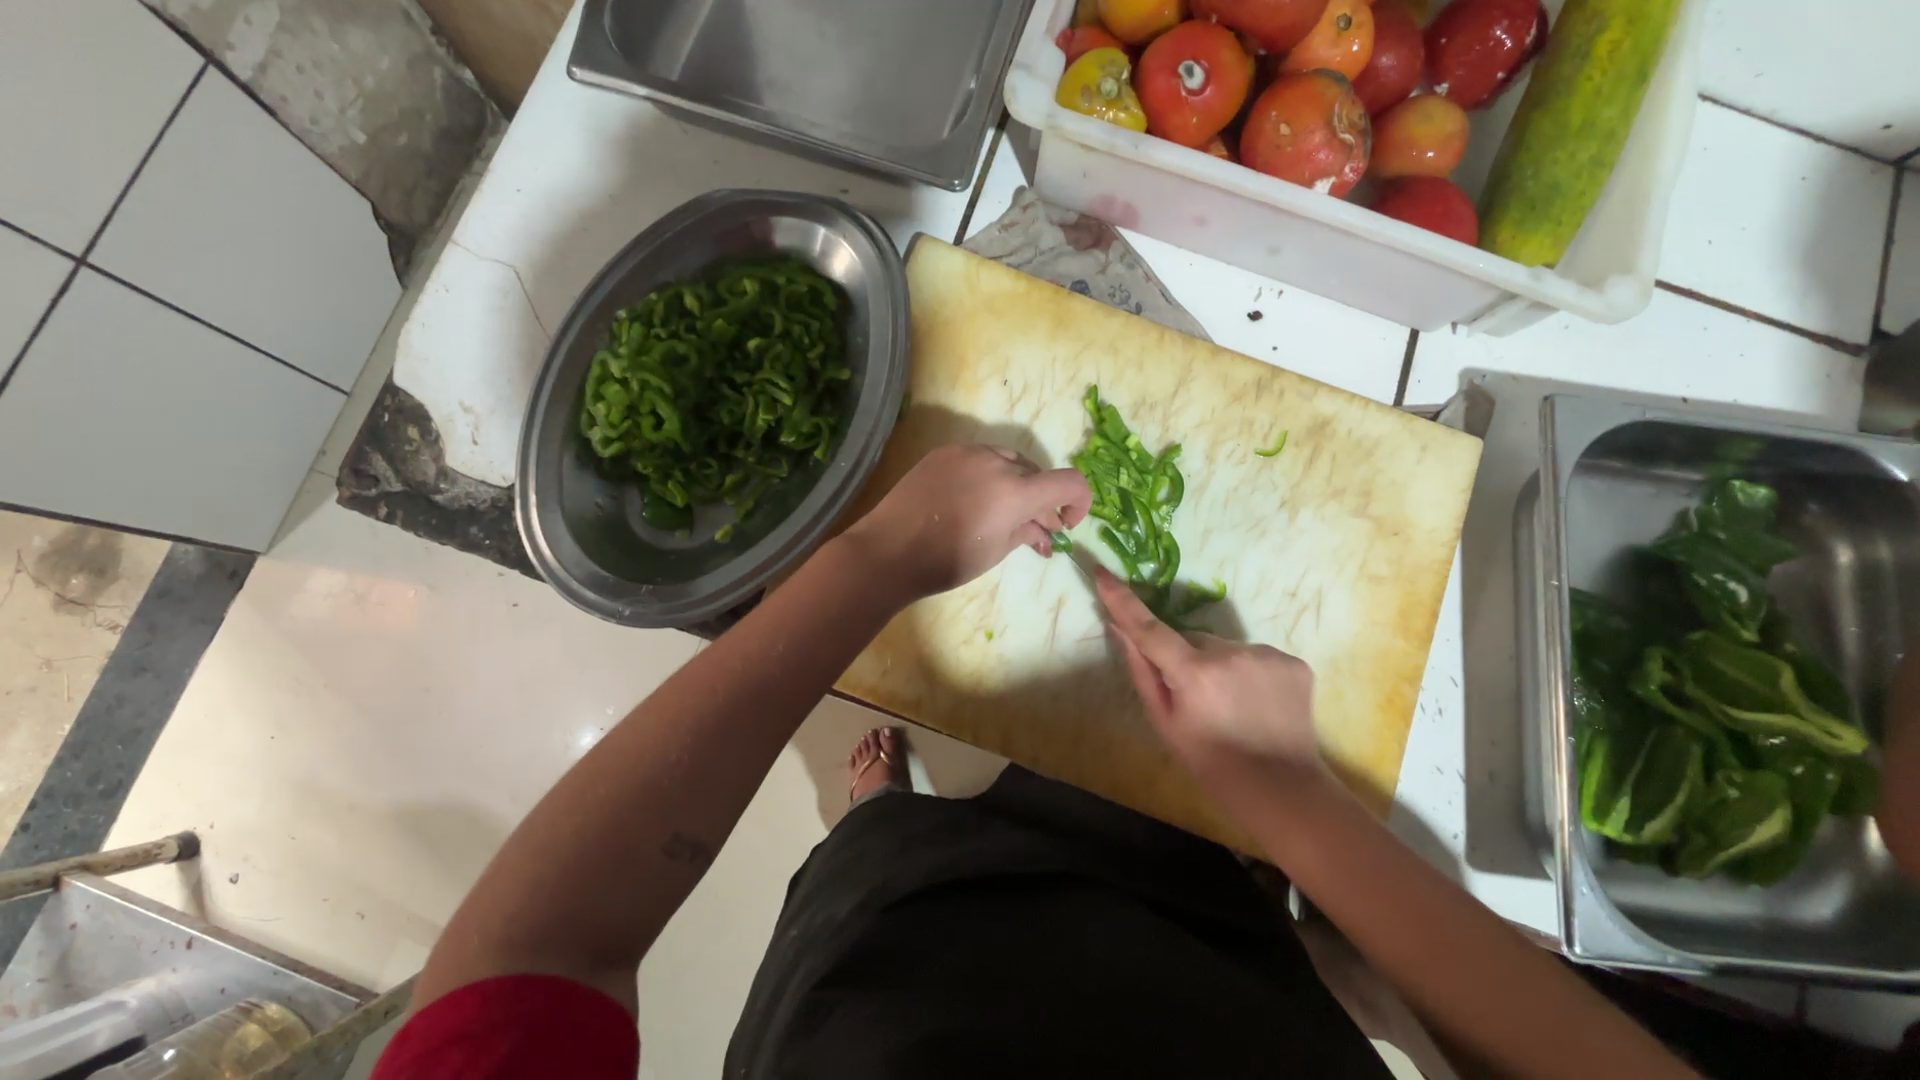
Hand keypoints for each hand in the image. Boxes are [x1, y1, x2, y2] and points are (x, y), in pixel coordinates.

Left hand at [844, 444, 1091, 599]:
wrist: (889, 550)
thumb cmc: (947, 561)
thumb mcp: (996, 551)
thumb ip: (1027, 532)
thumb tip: (1044, 529)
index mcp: (1015, 491)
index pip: (1069, 482)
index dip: (1080, 502)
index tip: (1067, 523)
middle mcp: (997, 462)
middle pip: (1037, 473)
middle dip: (1043, 500)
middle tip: (1036, 529)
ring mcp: (967, 452)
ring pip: (1009, 462)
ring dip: (1017, 485)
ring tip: (1004, 514)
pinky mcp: (944, 453)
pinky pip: (980, 458)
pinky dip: (990, 476)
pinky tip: (975, 500)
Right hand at [1097, 568, 1326, 792]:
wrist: (1281, 789)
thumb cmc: (1211, 762)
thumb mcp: (1165, 722)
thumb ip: (1142, 671)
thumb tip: (1119, 628)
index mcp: (1194, 672)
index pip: (1149, 627)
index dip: (1122, 600)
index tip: (1102, 572)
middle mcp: (1231, 653)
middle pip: (1193, 641)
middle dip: (1187, 659)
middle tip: (1195, 700)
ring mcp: (1266, 654)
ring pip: (1226, 649)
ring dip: (1220, 667)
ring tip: (1231, 707)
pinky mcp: (1293, 662)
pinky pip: (1257, 657)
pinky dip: (1250, 674)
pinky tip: (1256, 704)